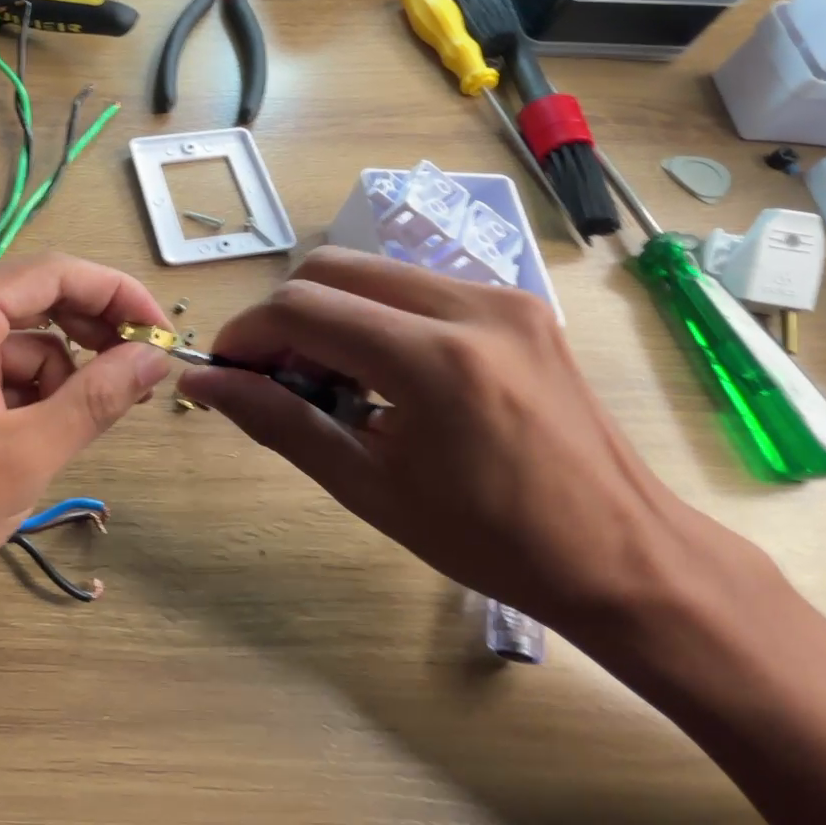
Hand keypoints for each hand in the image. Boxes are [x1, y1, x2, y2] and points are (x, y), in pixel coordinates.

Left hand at [0, 254, 172, 610]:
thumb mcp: (26, 454)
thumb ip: (97, 398)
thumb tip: (154, 357)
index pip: (56, 273)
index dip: (118, 297)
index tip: (163, 337)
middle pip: (39, 299)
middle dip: (92, 338)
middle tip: (137, 382)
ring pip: (22, 340)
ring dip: (58, 377)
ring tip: (70, 431)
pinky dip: (26, 393)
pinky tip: (31, 439)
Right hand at [176, 246, 723, 627]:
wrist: (624, 554)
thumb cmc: (488, 539)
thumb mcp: (366, 487)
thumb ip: (276, 420)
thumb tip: (201, 382)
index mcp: (434, 360)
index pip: (300, 308)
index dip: (245, 335)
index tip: (224, 373)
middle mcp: (470, 305)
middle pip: (329, 269)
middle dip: (281, 317)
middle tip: (272, 377)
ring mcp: (502, 297)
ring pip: (369, 270)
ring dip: (325, 314)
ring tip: (327, 382)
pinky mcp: (517, 303)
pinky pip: (412, 286)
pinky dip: (371, 316)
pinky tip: (378, 374)